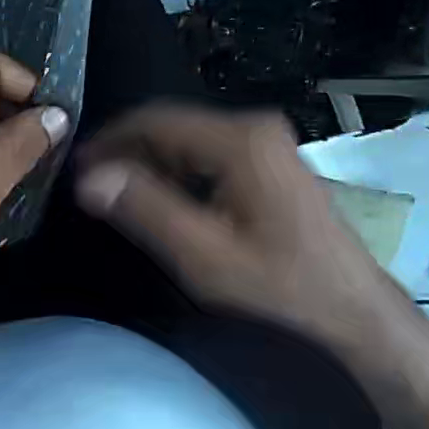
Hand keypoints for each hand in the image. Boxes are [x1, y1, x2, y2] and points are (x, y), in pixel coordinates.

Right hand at [74, 103, 411, 352]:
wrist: (351, 308)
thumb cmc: (280, 286)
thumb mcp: (204, 255)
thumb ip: (145, 210)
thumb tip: (90, 177)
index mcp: (240, 139)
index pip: (156, 119)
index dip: (111, 139)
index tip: (76, 165)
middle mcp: (255, 126)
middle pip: (175, 126)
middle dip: (131, 152)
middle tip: (93, 187)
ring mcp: (268, 141)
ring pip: (191, 140)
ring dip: (154, 164)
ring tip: (121, 198)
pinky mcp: (272, 160)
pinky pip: (212, 153)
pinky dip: (182, 172)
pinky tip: (167, 202)